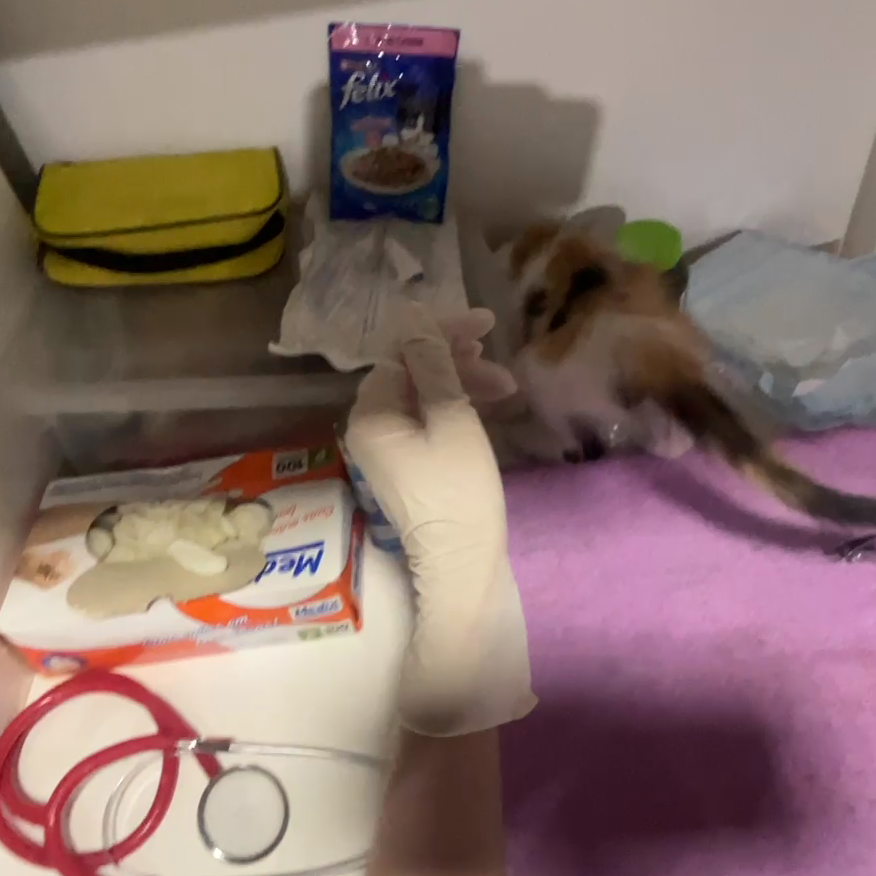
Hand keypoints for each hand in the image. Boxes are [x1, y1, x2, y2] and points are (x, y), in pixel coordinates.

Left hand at [346, 303, 534, 736]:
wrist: (463, 563)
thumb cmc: (460, 490)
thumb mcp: (451, 417)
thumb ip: (432, 362)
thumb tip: (412, 313)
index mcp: (371, 414)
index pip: (401, 352)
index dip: (441, 331)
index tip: (485, 323)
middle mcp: (369, 426)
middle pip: (410, 371)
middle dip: (454, 357)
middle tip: (496, 351)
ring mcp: (387, 447)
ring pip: (422, 394)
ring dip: (461, 381)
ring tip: (506, 387)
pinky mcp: (407, 462)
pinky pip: (426, 418)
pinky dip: (455, 407)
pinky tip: (489, 404)